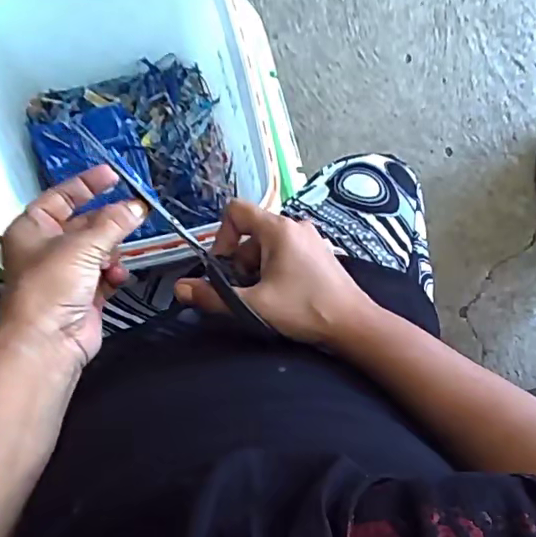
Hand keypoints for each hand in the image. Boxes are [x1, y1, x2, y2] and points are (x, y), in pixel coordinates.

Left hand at [0, 165, 146, 369]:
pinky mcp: (85, 295)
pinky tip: (116, 279)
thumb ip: (113, 223)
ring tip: (114, 261)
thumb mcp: (82, 246)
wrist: (49, 341)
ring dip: (113, 254)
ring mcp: (67, 273)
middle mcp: (48, 248)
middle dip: (109, 224)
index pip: (62, 196)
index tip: (112, 175)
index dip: (86, 184)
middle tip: (135, 215)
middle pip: (86, 225)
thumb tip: (137, 207)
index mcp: (32, 228)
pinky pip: (106, 275)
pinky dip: (114, 275)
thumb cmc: (51, 287)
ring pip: (100, 251)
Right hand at [172, 200, 378, 344]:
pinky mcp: (319, 257)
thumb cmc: (308, 311)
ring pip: (268, 247)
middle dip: (241, 262)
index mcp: (279, 229)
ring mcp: (310, 241)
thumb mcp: (254, 306)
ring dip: (258, 270)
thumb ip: (214, 297)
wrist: (353, 325)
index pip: (235, 211)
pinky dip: (276, 273)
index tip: (224, 267)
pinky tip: (283, 298)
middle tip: (247, 291)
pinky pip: (286, 256)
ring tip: (267, 298)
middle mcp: (296, 227)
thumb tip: (182, 289)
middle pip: (251, 234)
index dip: (221, 237)